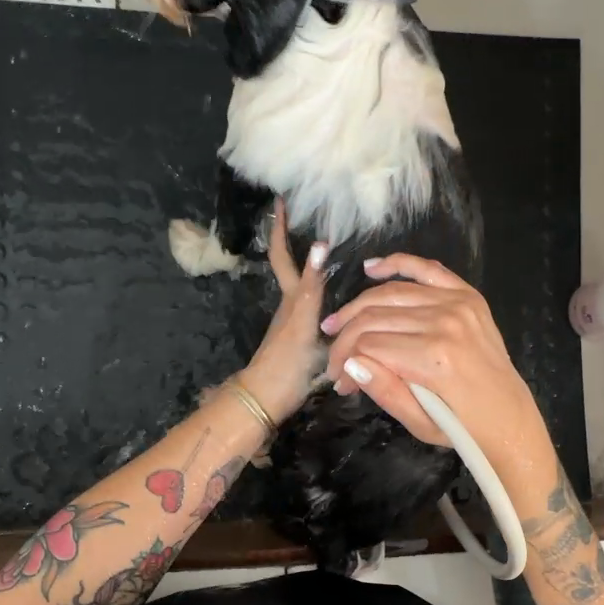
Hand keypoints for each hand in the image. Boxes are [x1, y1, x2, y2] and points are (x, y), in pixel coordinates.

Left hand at [235, 200, 327, 422]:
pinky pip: (315, 311)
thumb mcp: (302, 323)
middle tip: (301, 218)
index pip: (286, 259)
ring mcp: (295, 327)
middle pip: (291, 270)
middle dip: (293, 244)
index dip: (282, 232)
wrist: (266, 403)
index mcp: (292, 301)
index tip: (281, 202)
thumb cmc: (285, 364)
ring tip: (330, 253)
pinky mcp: (302, 344)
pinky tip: (337, 299)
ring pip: (304, 291)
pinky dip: (323, 297)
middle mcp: (291, 309)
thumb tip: (321, 244)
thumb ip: (312, 287)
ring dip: (311, 270)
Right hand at [321, 254, 553, 479]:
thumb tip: (349, 364)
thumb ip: (384, 391)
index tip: (337, 382)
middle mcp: (445, 321)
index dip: (344, 361)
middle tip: (332, 362)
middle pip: (375, 317)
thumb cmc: (464, 429)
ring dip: (358, 307)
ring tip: (336, 324)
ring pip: (392, 294)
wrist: (509, 418)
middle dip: (346, 339)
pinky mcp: (468, 296)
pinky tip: (371, 268)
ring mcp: (458, 304)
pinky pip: (428, 269)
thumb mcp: (419, 424)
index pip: (368, 344)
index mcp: (434, 358)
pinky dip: (398, 264)